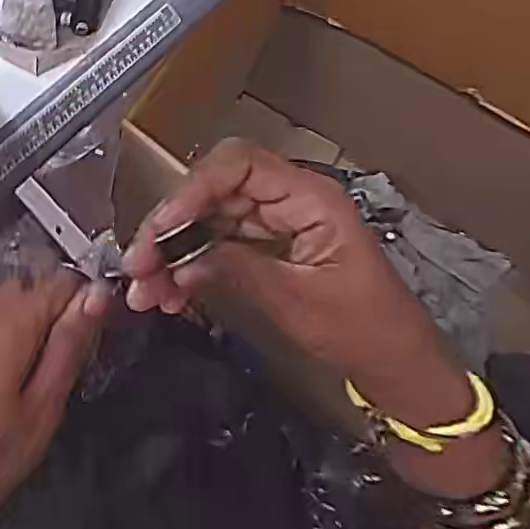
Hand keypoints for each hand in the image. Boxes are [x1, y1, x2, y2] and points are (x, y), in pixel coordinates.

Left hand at [0, 270, 108, 528]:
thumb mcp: (47, 402)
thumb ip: (72, 340)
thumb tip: (99, 292)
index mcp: (13, 317)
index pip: (69, 278)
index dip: (91, 303)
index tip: (98, 339)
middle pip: (49, 283)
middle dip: (70, 312)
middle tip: (75, 363)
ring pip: (33, 296)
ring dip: (52, 323)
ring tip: (53, 372)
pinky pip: (13, 312)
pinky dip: (31, 331)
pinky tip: (31, 372)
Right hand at [121, 140, 458, 411]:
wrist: (391, 362)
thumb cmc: (363, 328)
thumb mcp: (297, 299)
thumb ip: (237, 269)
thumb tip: (180, 259)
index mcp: (308, 197)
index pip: (238, 166)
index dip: (193, 189)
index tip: (161, 228)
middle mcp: (284, 199)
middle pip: (210, 191)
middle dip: (168, 227)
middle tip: (138, 266)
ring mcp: (269, 222)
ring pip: (203, 219)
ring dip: (169, 252)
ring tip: (144, 290)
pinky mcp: (258, 245)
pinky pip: (211, 244)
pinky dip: (185, 266)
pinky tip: (167, 294)